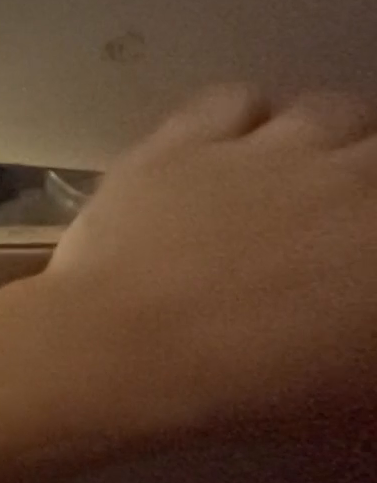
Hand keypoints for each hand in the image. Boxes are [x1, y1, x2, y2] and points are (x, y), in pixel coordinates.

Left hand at [31, 86, 376, 433]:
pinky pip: (231, 98)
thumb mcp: (366, 380)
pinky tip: (226, 145)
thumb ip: (369, 317)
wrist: (130, 347)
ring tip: (298, 170)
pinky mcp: (180, 145)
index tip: (357, 238)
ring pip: (331, 109)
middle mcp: (361, 180)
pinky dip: (240, 115)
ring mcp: (267, 153)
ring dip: (328, 135)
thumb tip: (357, 283)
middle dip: (374, 171)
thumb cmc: (259, 384)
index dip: (373, 223)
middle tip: (346, 204)